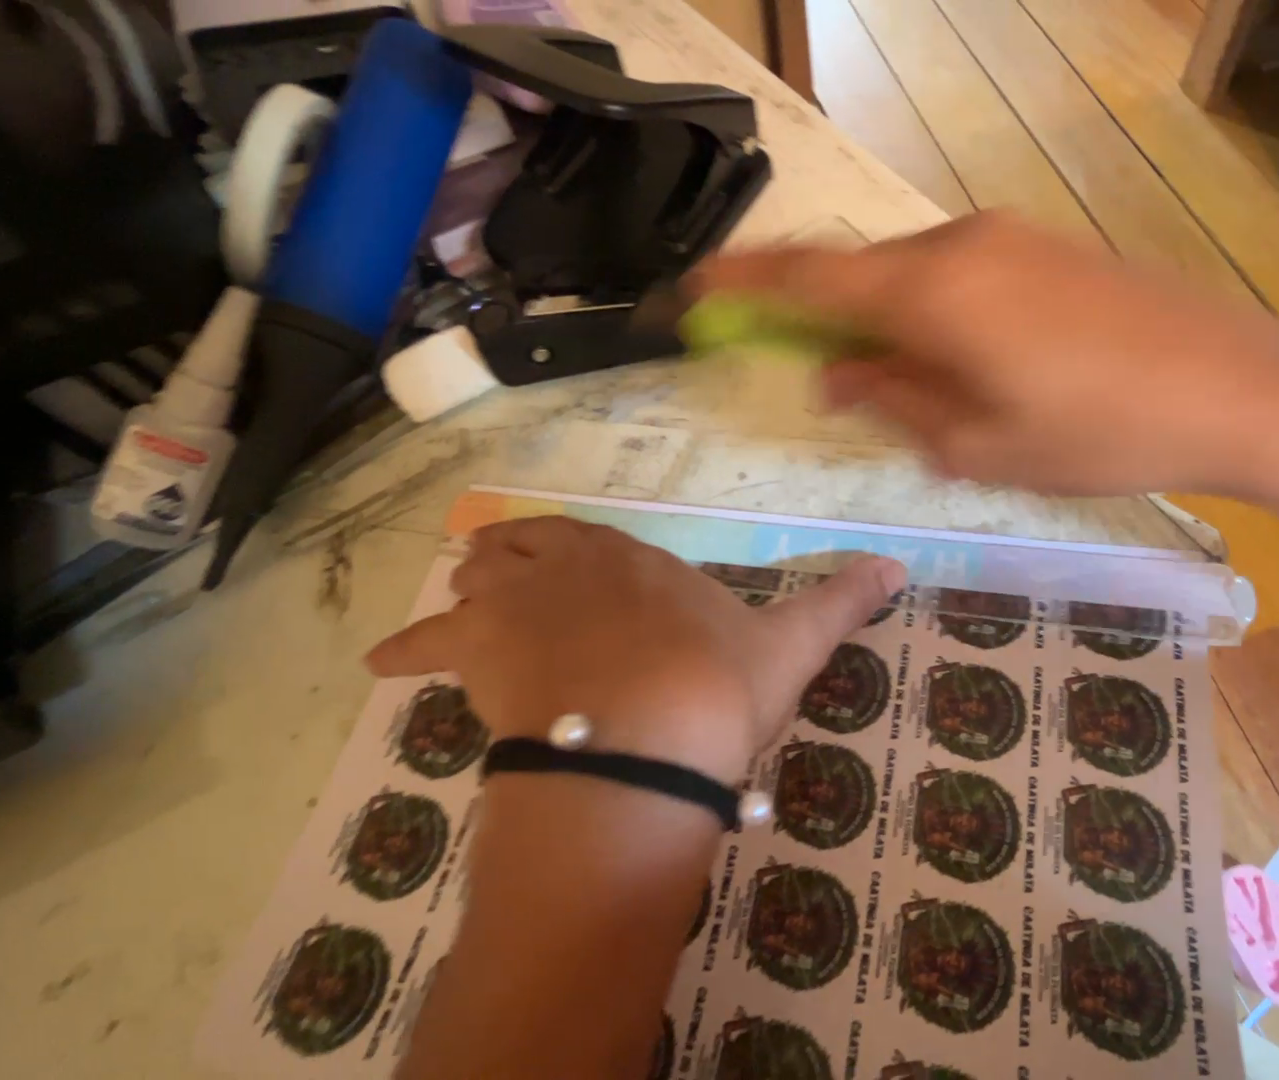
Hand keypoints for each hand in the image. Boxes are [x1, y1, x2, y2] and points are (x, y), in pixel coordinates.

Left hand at [365, 517, 904, 783]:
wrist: (647, 733)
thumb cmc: (718, 686)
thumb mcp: (790, 644)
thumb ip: (840, 601)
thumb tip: (900, 564)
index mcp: (638, 559)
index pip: (599, 545)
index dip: (587, 560)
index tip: (583, 578)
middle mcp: (572, 566)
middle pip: (532, 547)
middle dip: (522, 559)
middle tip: (514, 576)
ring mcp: (517, 604)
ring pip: (478, 578)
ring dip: (472, 589)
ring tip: (464, 606)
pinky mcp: (476, 651)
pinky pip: (427, 646)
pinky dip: (407, 654)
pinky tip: (378, 667)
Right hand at [692, 211, 1278, 506]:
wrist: (1235, 386)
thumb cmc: (1097, 432)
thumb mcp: (977, 444)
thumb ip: (892, 401)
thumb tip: (835, 374)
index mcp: (930, 291)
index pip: (808, 276)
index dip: (742, 282)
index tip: (693, 291)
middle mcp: (957, 244)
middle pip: (856, 272)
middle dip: (818, 318)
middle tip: (808, 373)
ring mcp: (1005, 237)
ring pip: (906, 275)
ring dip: (878, 322)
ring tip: (895, 390)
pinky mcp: (1041, 248)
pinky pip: (952, 274)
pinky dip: (924, 314)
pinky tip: (951, 364)